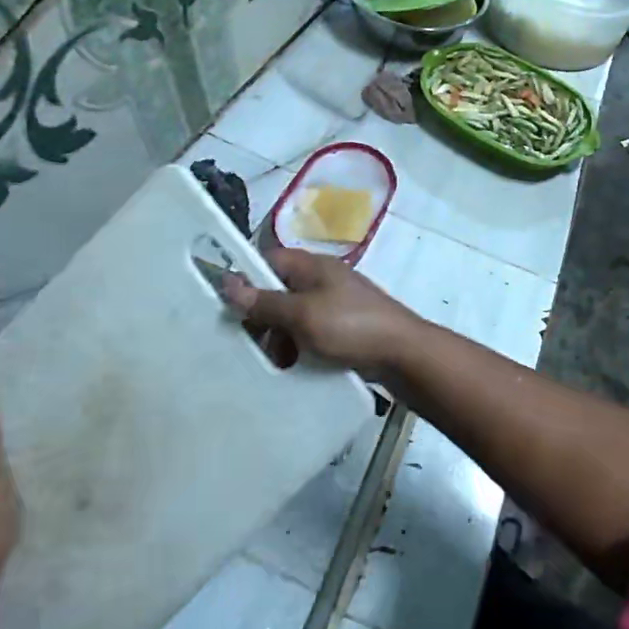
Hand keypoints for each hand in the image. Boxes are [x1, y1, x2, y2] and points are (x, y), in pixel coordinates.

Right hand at [222, 249, 429, 375]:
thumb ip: (264, 301)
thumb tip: (225, 281)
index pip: (268, 262)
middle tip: (251, 344)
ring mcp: (335, 303)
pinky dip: (300, 346)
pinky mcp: (344, 326)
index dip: (247, 281)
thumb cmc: (350, 326)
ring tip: (276, 362)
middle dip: (263, 317)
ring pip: (293, 315)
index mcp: (312, 266)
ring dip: (280, 337)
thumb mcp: (301, 315)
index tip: (231, 309)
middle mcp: (322, 279)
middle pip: (279, 291)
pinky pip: (311, 332)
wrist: (403, 354)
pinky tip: (294, 366)